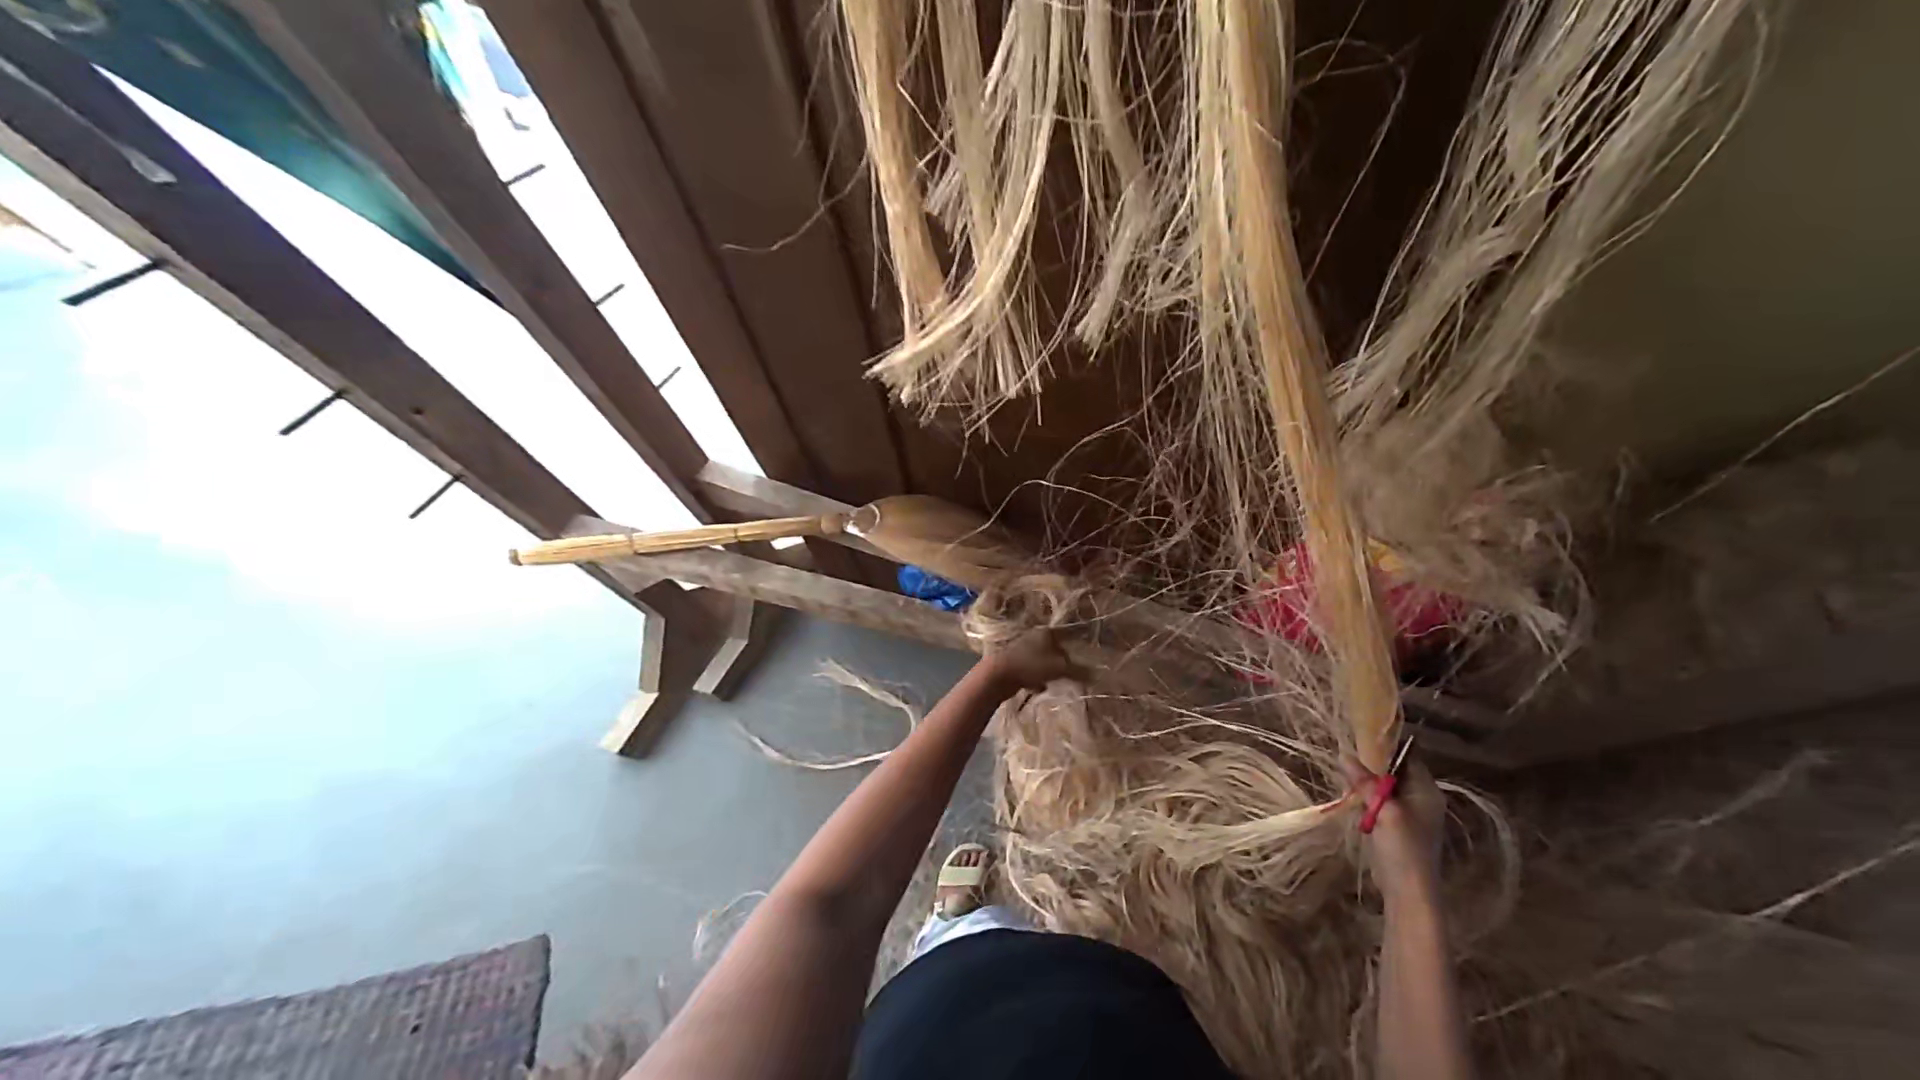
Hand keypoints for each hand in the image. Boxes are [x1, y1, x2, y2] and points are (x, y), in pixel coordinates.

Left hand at [981, 629, 1078, 693]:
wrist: (997, 675)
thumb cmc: (1031, 665)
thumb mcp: (1060, 668)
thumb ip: (1079, 671)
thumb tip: (1097, 675)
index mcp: (1045, 632)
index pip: (1066, 635)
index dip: (1076, 644)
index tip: (1085, 655)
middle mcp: (1033, 637)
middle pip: (1053, 648)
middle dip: (1062, 661)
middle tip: (1072, 672)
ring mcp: (1020, 649)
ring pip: (1041, 660)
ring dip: (1048, 671)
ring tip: (1056, 681)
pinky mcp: (1012, 662)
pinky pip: (1030, 670)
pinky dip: (1035, 678)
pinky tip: (1038, 687)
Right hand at [1343, 755, 1444, 908]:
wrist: (1409, 892)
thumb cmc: (1403, 848)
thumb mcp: (1382, 811)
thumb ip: (1365, 782)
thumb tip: (1344, 754)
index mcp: (1426, 791)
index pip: (1410, 756)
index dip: (1388, 744)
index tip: (1361, 732)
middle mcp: (1422, 798)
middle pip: (1397, 770)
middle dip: (1372, 762)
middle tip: (1347, 753)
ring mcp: (1411, 814)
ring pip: (1387, 786)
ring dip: (1368, 781)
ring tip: (1345, 772)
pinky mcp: (1399, 826)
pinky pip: (1382, 801)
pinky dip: (1368, 797)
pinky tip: (1352, 796)